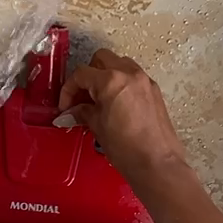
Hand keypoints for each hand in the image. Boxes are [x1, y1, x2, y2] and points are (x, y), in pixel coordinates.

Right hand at [58, 49, 190, 185]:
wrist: (156, 163)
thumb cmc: (127, 148)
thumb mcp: (97, 128)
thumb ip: (83, 113)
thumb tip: (71, 112)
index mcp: (111, 81)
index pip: (81, 74)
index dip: (68, 90)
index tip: (65, 106)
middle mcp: (129, 74)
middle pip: (101, 59)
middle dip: (87, 76)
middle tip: (81, 98)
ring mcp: (144, 81)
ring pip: (119, 64)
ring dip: (105, 76)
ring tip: (98, 100)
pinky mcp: (154, 91)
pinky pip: (133, 77)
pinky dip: (121, 83)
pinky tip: (115, 105)